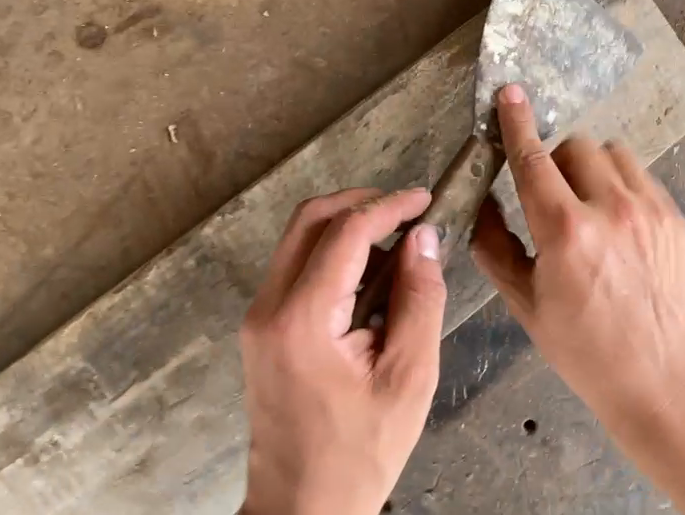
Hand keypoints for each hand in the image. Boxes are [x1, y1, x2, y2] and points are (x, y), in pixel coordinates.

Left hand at [239, 188, 445, 514]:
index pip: (346, 232)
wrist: (301, 511)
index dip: (390, 206)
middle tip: (408, 212)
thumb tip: (424, 237)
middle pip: (309, 219)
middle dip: (362, 203)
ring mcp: (259, 318)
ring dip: (347, 226)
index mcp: (302, 320)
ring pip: (299, 238)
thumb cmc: (360, 453)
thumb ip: (419, 300)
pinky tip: (371, 274)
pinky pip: (296, 266)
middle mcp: (268, 308)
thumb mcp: (408, 378)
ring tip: (397, 243)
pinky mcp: (262, 329)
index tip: (426, 200)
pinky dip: (334, 253)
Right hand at [471, 84, 684, 427]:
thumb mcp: (524, 301)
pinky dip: (620, 184)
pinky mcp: (672, 215)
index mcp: (566, 232)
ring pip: (611, 152)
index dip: (517, 123)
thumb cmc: (581, 346)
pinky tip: (617, 221)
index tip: (510, 94)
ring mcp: (648, 210)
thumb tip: (479, 202)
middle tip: (553, 195)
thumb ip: (494, 245)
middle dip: (556, 161)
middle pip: (575, 146)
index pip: (533, 160)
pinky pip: (639, 174)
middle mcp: (610, 210)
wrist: (655, 373)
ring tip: (589, 205)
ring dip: (591, 168)